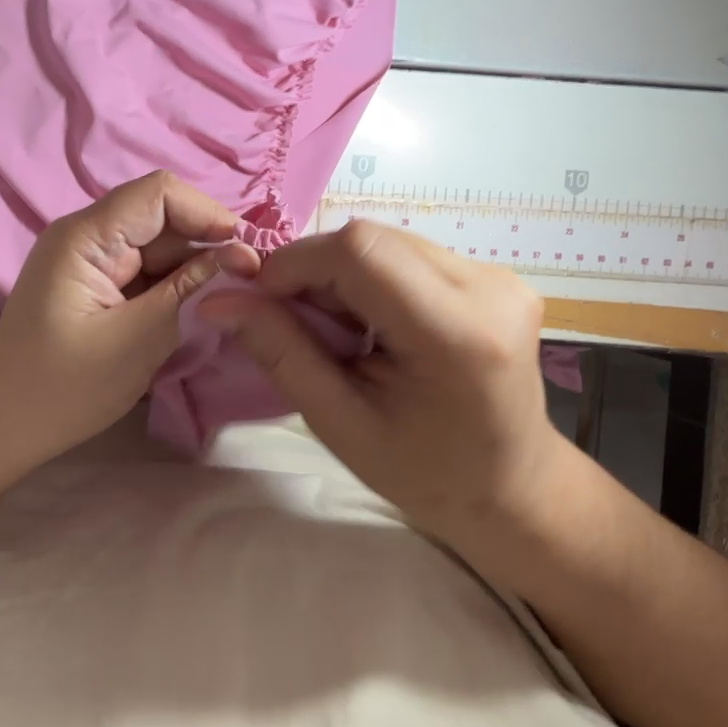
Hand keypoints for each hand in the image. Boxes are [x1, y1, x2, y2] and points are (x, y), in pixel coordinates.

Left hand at [0, 171, 259, 459]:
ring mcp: (85, 259)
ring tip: (225, 300)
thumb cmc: (66, 390)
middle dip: (204, 244)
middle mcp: (82, 236)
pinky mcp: (90, 283)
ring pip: (154, 244)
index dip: (206, 214)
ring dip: (190, 267)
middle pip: (158, 217)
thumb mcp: (138, 340)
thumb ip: (189, 290)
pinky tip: (193, 307)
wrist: (7, 426)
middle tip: (246, 285)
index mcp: (83, 238)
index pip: (157, 194)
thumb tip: (242, 254)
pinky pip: (141, 269)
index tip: (244, 254)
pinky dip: (170, 284)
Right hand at [198, 220, 565, 534]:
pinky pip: (406, 253)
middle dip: (314, 272)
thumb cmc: (422, 471)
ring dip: (340, 276)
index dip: (295, 262)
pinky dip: (368, 279)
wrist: (510, 487)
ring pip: (384, 241)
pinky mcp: (495, 275)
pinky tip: (370, 325)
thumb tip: (217, 300)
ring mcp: (499, 276)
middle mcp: (488, 288)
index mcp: (456, 335)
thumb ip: (280, 352)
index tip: (260, 302)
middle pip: (370, 239)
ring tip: (339, 333)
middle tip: (298, 325)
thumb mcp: (338, 422)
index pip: (359, 251)